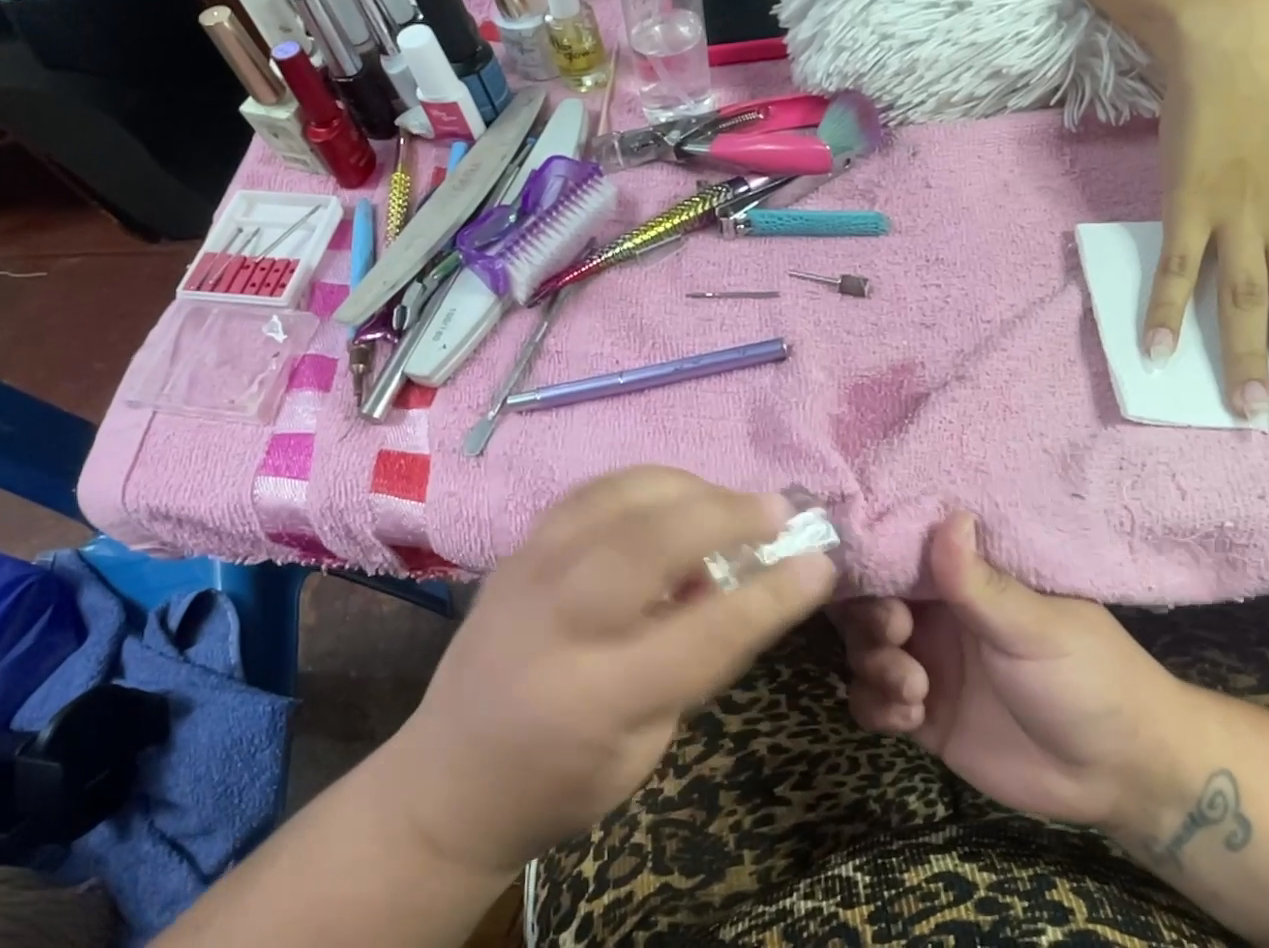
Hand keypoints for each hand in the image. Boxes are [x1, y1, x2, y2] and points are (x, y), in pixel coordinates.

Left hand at [390, 468, 835, 874]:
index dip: (772, 595)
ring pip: (616, 500)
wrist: (449, 781)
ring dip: (686, 488)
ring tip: (730, 501)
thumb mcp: (646, 748)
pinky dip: (640, 487)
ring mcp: (526, 575)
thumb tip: (744, 586)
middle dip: (727, 515)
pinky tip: (671, 498)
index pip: (705, 633)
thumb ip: (695, 665)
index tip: (820, 563)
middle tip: (779, 512)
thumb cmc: (561, 782)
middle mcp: (558, 623)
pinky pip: (587, 497)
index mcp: (598, 697)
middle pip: (652, 542)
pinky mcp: (513, 554)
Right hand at [833, 513, 1187, 825]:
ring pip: (865, 653)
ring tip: (915, 690)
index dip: (874, 561)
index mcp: (968, 585)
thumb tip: (950, 515)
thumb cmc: (1089, 679)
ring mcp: (930, 668)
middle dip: (870, 619)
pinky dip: (877, 707)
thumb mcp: (1037, 627)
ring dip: (875, 666)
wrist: (1120, 774)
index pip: (902, 557)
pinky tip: (913, 719)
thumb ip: (981, 583)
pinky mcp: (924, 718)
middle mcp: (941, 620)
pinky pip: (872, 704)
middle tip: (897, 635)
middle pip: (870, 605)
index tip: (858, 572)